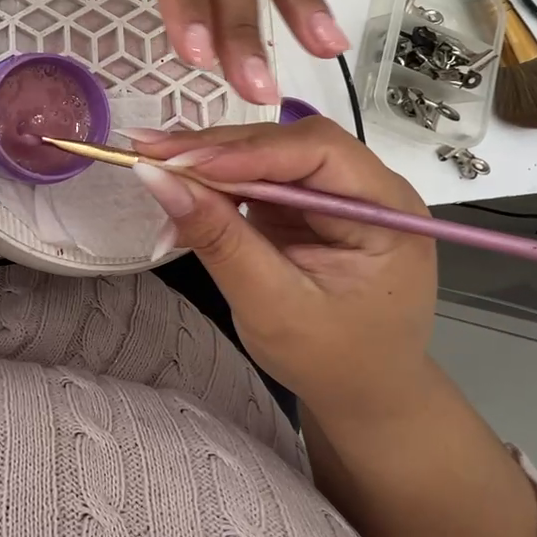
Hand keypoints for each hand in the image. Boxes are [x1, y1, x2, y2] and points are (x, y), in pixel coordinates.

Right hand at [127, 119, 434, 420]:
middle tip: (149, 152)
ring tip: (152, 162)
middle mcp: (365, 187)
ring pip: (262, 151)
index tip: (184, 164)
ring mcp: (332, 190)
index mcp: (387, 212)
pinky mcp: (302, 199)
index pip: (318, 152)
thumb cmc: (332, 360)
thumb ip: (219, 239)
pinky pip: (252, 173)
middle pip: (285, 142)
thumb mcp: (272, 306)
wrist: (362, 393)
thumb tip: (155, 178)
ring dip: (206, 158)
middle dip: (216, 149)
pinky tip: (175, 181)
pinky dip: (211, 180)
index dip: (248, 150)